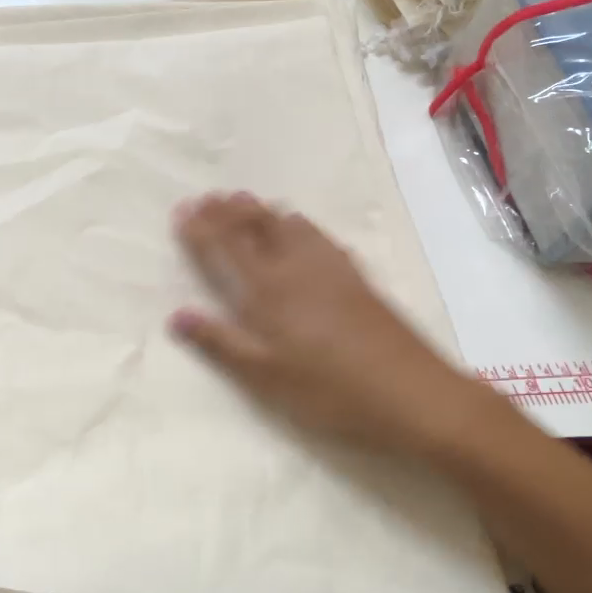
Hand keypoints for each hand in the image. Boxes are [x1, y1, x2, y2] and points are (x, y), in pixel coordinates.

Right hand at [168, 192, 506, 458]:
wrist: (415, 396)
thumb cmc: (329, 391)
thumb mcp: (264, 377)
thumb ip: (219, 343)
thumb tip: (176, 316)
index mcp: (268, 292)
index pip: (226, 249)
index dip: (202, 229)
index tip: (182, 211)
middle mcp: (297, 270)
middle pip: (259, 227)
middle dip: (230, 211)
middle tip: (208, 197)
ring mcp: (332, 272)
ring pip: (292, 226)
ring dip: (264, 211)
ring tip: (247, 202)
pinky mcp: (359, 281)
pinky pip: (321, 237)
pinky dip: (299, 225)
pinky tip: (302, 229)